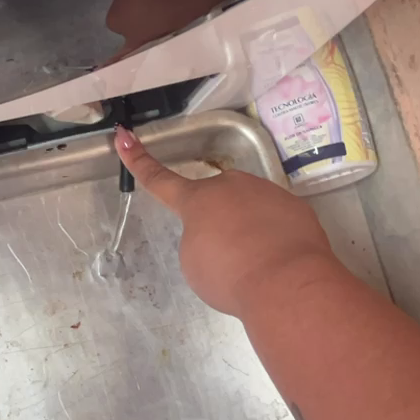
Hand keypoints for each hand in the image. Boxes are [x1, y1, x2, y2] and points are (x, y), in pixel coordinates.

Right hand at [113, 124, 336, 316]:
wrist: (288, 283)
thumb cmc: (229, 275)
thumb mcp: (195, 263)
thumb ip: (199, 239)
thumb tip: (221, 234)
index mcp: (197, 200)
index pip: (160, 179)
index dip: (138, 160)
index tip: (124, 135)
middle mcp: (230, 186)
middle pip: (216, 199)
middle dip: (218, 220)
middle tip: (226, 255)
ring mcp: (266, 192)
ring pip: (249, 208)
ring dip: (248, 228)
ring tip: (256, 263)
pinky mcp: (295, 206)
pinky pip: (276, 219)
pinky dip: (274, 236)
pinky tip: (280, 260)